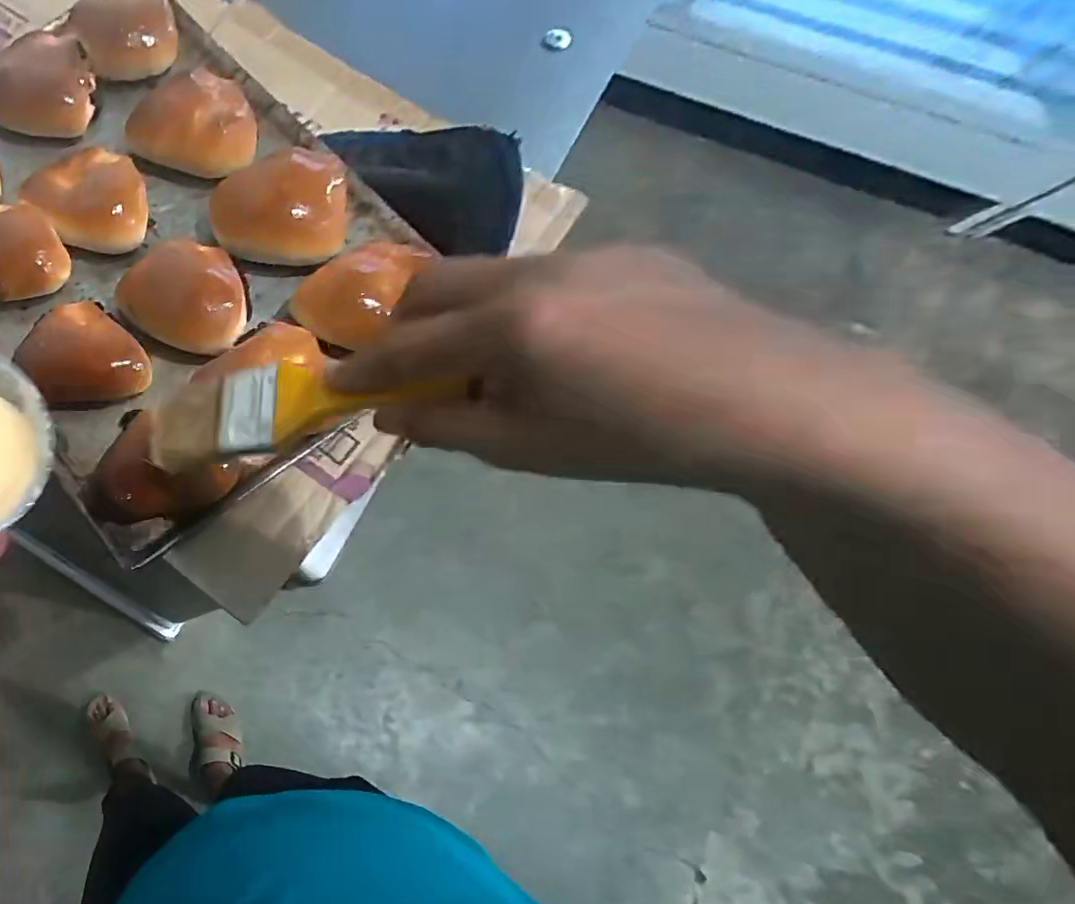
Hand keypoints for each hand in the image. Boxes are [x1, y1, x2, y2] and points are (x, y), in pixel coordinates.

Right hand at [330, 246, 921, 491]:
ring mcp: (583, 255)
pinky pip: (540, 273)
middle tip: (398, 367)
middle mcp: (534, 275)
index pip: (407, 348)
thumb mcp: (518, 449)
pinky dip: (512, 306)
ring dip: (455, 313)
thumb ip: (442, 425)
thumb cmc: (628, 441)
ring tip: (473, 359)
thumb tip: (388, 413)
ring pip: (484, 272)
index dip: (363, 370)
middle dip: (399, 325)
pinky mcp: (625, 253)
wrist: (773, 403)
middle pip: (432, 284)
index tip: (332, 382)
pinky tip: (546, 345)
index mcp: (506, 329)